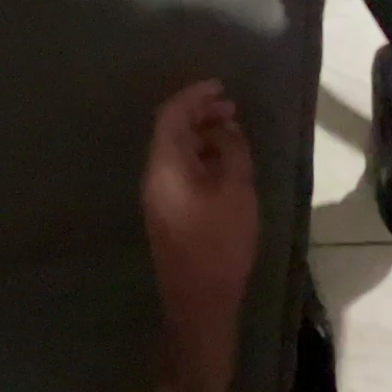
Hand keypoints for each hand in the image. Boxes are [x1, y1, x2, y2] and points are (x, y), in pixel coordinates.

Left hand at [143, 79, 258, 391]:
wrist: (200, 304)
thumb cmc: (220, 244)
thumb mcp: (236, 191)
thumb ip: (232, 151)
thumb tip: (227, 128)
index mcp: (165, 168)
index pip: (171, 116)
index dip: (195, 96)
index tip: (221, 86)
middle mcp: (155, 176)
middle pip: (171, 130)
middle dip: (199, 112)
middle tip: (231, 106)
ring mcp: (158, 195)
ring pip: (176, 149)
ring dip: (201, 133)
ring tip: (233, 129)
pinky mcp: (168, 210)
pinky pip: (180, 167)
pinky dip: (200, 153)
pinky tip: (225, 157)